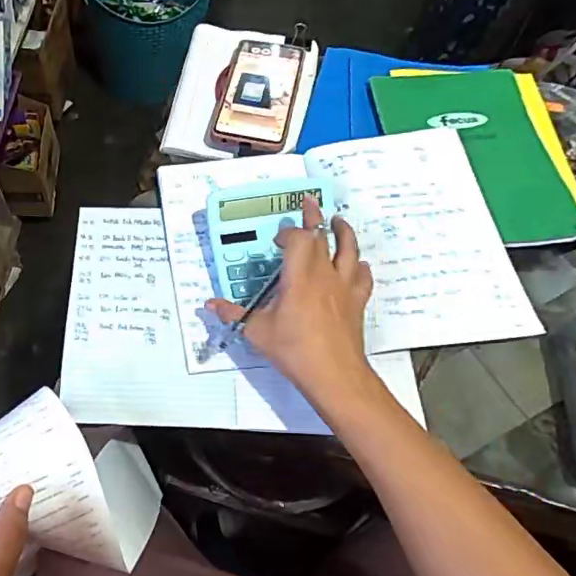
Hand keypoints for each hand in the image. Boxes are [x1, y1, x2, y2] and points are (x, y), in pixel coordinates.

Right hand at [207, 196, 376, 405]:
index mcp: (300, 276)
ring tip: (339, 222)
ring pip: (350, 249)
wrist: (333, 373)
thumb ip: (235, 315)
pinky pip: (363, 276)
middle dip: (315, 217)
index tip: (280, 240)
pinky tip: (357, 265)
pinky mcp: (357, 302)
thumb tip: (212, 305)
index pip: (298, 238)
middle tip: (310, 202)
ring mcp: (345, 287)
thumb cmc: (295, 351)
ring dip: (344, 231)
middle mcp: (325, 275)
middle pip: (323, 236)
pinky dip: (359, 266)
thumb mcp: (257, 332)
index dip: (289, 232)